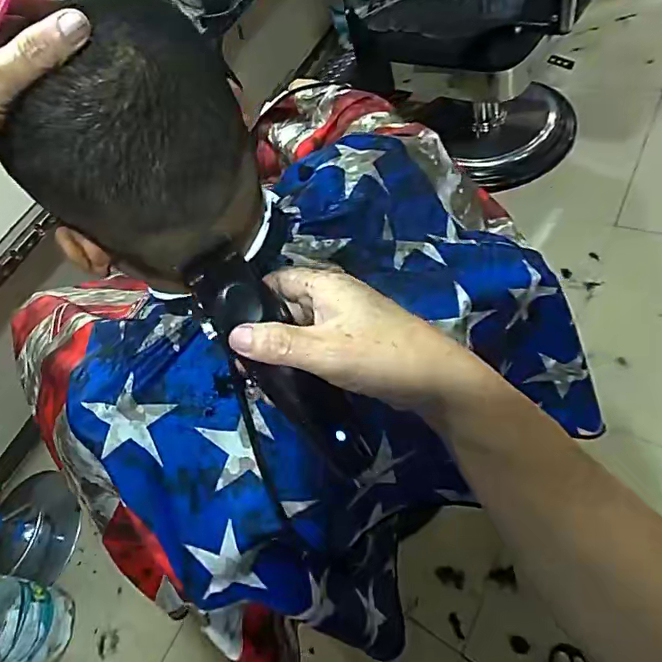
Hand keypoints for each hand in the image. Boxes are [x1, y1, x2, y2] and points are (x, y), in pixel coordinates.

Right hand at [226, 268, 513, 420]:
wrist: (434, 379)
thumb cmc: (377, 354)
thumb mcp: (322, 350)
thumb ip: (277, 343)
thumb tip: (232, 334)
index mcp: (325, 284)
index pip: (276, 280)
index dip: (251, 300)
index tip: (227, 328)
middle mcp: (333, 295)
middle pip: (286, 306)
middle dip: (263, 330)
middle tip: (239, 363)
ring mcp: (345, 320)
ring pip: (302, 329)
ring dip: (282, 349)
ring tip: (257, 377)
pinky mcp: (354, 343)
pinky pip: (318, 345)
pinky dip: (302, 359)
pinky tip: (287, 381)